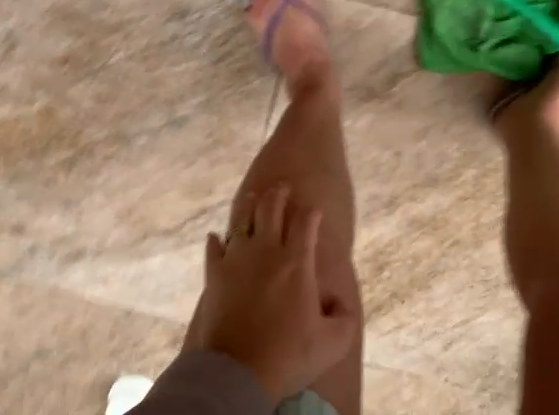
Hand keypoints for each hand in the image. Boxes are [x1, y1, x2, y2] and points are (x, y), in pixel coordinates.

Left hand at [194, 185, 357, 399]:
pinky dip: (215, 240)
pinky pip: (214, 248)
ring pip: (242, 219)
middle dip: (279, 194)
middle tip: (282, 186)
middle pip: (271, 208)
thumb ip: (344, 318)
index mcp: (297, 262)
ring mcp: (237, 259)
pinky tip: (215, 237)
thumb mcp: (333, 343)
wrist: (239, 370)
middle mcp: (267, 251)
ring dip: (248, 206)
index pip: (306, 223)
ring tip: (252, 197)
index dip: (312, 213)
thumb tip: (339, 303)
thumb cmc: (289, 355)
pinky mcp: (215, 274)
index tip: (314, 211)